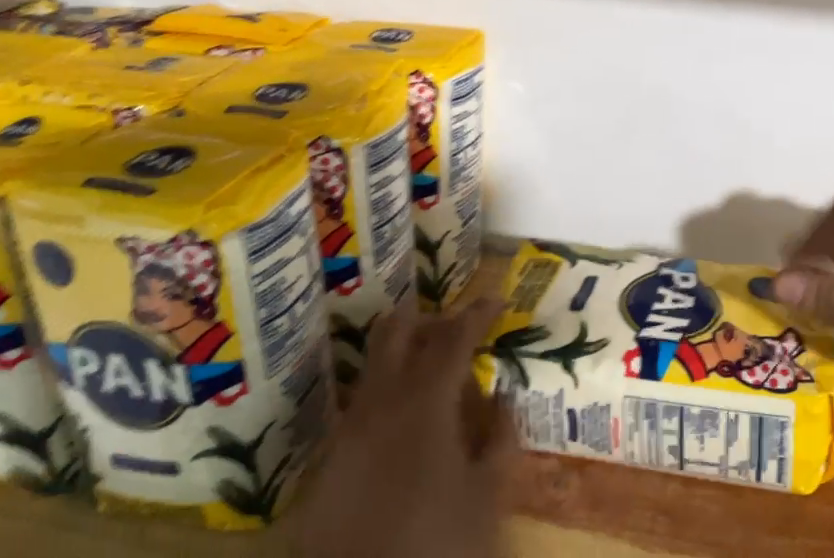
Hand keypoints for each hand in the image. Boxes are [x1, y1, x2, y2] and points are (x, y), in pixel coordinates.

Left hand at [295, 299, 512, 557]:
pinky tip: (407, 422)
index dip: (476, 313)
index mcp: (425, 402)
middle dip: (430, 320)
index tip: (496, 299)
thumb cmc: (436, 542)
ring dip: (406, 354)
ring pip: (374, 364)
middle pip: (397, 331)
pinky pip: (362, 401)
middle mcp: (381, 400)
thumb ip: (501, 438)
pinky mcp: (330, 456)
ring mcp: (350, 426)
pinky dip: (388, 392)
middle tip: (459, 329)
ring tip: (437, 375)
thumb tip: (502, 396)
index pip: (453, 338)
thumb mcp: (487, 495)